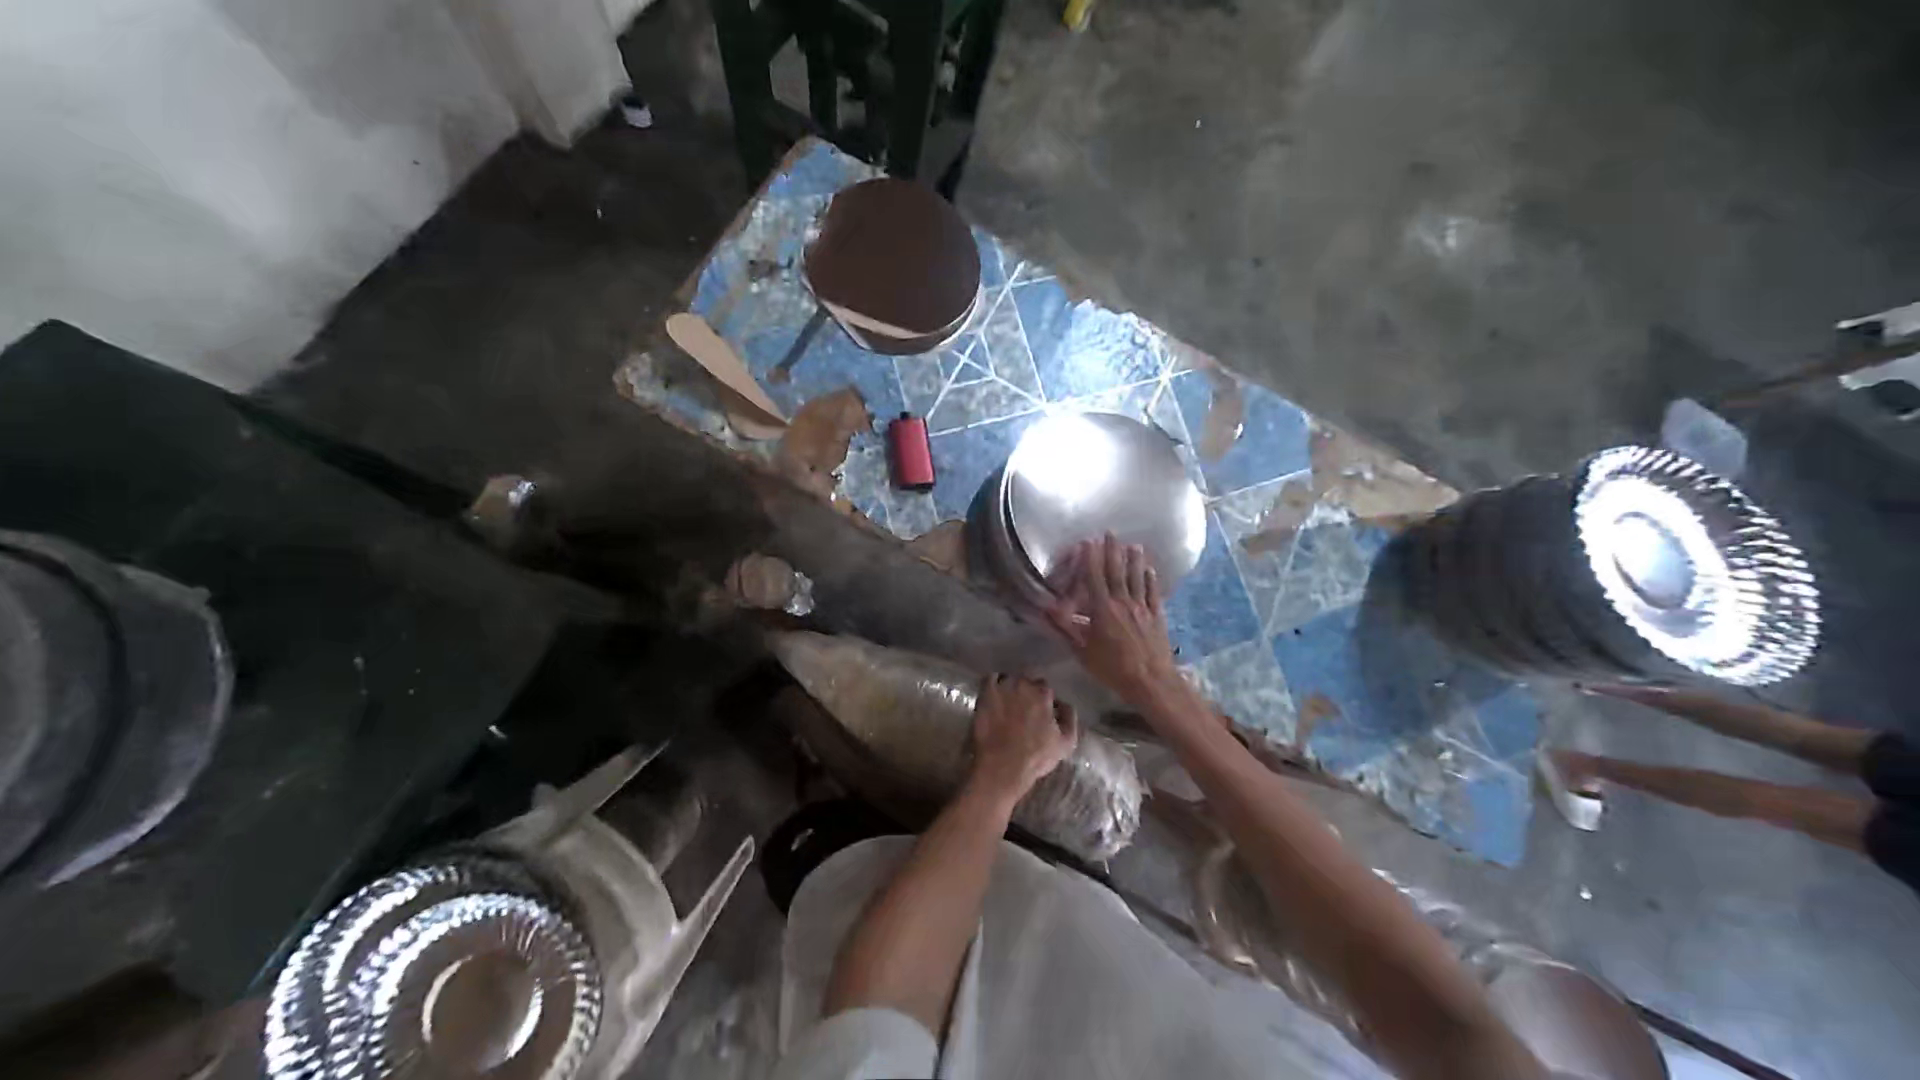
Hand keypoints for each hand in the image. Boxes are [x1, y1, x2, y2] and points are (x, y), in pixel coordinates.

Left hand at [967, 674, 1078, 806]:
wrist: (1003, 766)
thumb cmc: (1035, 756)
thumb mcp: (1066, 742)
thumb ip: (1070, 717)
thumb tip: (1063, 703)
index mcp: (1043, 694)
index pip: (1045, 688)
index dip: (1043, 700)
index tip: (1040, 710)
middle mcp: (1023, 684)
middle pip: (1027, 681)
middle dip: (1027, 692)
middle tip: (1023, 708)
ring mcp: (1002, 687)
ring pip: (1009, 679)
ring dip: (1010, 687)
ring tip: (1007, 702)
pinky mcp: (985, 694)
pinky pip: (990, 679)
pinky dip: (993, 683)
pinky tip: (994, 694)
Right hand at [1044, 533, 1180, 706]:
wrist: (1150, 681)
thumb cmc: (1112, 668)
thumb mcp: (1081, 651)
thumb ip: (1064, 629)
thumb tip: (1045, 610)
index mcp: (1102, 609)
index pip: (1095, 577)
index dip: (1091, 558)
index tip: (1088, 541)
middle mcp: (1122, 602)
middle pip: (1116, 571)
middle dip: (1112, 551)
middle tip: (1110, 533)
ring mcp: (1142, 607)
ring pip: (1137, 577)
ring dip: (1134, 560)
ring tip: (1132, 544)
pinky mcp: (1157, 615)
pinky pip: (1153, 592)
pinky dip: (1151, 578)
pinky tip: (1150, 569)